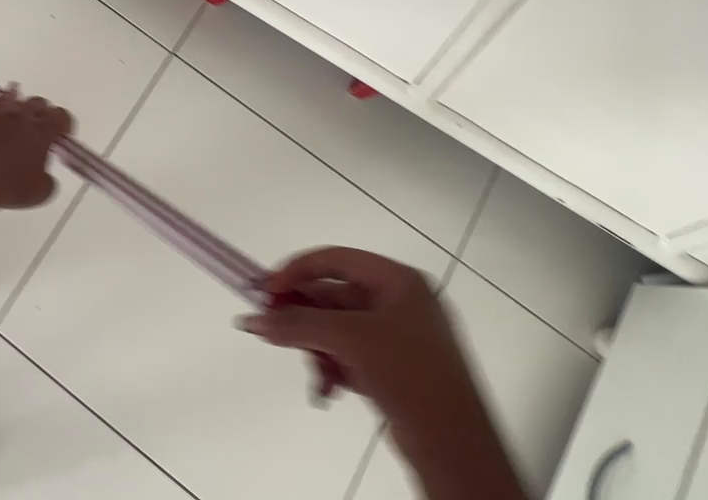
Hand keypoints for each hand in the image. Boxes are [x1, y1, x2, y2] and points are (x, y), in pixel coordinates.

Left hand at [0, 91, 65, 209]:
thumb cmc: (12, 185)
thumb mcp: (41, 190)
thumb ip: (46, 180)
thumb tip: (44, 179)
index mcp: (40, 132)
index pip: (60, 117)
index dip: (64, 121)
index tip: (64, 130)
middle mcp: (18, 118)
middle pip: (35, 102)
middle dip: (41, 108)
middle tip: (41, 118)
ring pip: (5, 99)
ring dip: (11, 98)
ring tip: (13, 94)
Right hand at [241, 247, 474, 419]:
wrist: (456, 449)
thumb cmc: (409, 374)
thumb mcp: (347, 340)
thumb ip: (295, 323)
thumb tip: (251, 319)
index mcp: (398, 280)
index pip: (332, 259)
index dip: (294, 272)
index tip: (265, 293)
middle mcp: (399, 301)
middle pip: (331, 297)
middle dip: (304, 322)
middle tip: (273, 334)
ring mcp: (398, 335)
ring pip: (335, 329)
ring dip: (316, 350)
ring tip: (316, 376)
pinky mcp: (394, 366)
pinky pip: (348, 353)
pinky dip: (332, 367)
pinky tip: (327, 389)